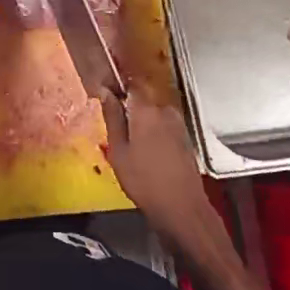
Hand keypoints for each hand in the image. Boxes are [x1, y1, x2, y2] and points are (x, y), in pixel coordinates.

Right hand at [100, 91, 215, 242]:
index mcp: (147, 110)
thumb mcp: (118, 150)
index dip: (118, 84)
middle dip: (127, 106)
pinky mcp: (184, 137)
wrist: (180, 206)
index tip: (104, 92)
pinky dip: (151, 131)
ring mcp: (178, 124)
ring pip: (153, 112)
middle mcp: (165, 111)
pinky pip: (162, 125)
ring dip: (139, 120)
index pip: (132, 83)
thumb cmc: (143, 179)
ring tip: (127, 141)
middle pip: (144, 98)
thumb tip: (105, 92)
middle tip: (112, 124)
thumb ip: (112, 117)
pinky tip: (144, 151)